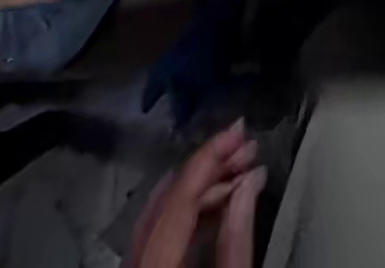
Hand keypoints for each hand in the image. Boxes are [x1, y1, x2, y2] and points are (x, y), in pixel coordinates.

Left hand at [127, 120, 267, 267]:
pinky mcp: (142, 263)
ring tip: (240, 168)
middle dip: (211, 169)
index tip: (239, 129)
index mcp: (153, 259)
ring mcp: (133, 259)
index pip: (181, 195)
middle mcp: (134, 255)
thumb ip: (237, 236)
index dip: (211, 157)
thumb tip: (251, 179)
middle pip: (171, 198)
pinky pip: (161, 226)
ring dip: (204, 187)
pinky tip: (218, 195)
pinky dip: (190, 209)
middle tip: (246, 147)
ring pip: (165, 209)